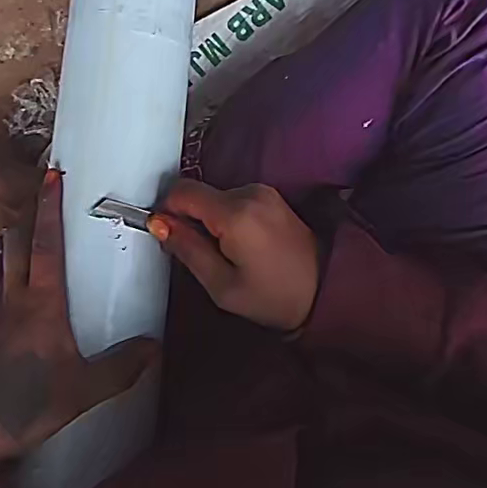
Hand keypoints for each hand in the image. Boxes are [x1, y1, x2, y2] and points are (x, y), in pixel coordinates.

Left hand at [0, 171, 160, 468]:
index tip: (54, 177)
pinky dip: (16, 285)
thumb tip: (154, 347)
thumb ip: (120, 368)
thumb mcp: (81, 393)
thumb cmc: (24, 407)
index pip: (46, 244)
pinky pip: (1, 294)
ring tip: (48, 253)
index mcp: (40, 305)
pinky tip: (30, 306)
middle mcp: (12, 298)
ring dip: (23, 250)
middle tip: (49, 200)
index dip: (50, 208)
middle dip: (31, 216)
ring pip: (7, 266)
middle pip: (18, 242)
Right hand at [149, 180, 320, 330]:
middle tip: (206, 255)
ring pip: (214, 197)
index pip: (181, 191)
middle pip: (198, 194)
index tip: (170, 237)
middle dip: (191, 220)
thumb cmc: (275, 296)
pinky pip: (232, 200)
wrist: (327, 291)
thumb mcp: (221, 285)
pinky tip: (242, 245)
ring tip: (229, 254)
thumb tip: (159, 223)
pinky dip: (227, 218)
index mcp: (235, 213)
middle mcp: (250, 193)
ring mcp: (263, 191)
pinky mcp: (270, 196)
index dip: (167, 212)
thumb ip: (187, 249)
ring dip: (210, 221)